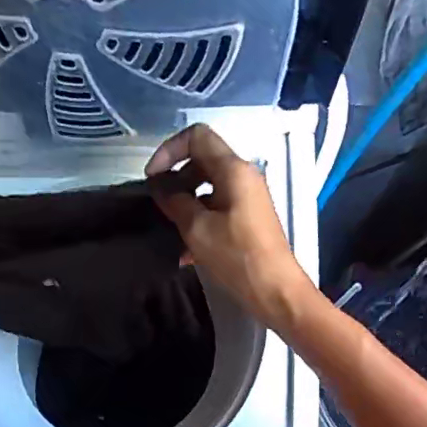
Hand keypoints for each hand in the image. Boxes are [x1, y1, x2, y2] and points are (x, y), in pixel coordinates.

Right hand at [146, 124, 316, 329]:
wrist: (274, 289)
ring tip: (169, 230)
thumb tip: (159, 186)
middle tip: (158, 205)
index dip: (168, 151)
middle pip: (201, 160)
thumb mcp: (198, 229)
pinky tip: (184, 251)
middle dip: (175, 179)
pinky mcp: (247, 218)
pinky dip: (198, 220)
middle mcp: (243, 176)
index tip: (152, 178)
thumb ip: (175, 202)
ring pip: (207, 187)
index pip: (196, 137)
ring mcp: (247, 197)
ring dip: (185, 204)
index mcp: (233, 170)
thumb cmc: (236, 257)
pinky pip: (216, 207)